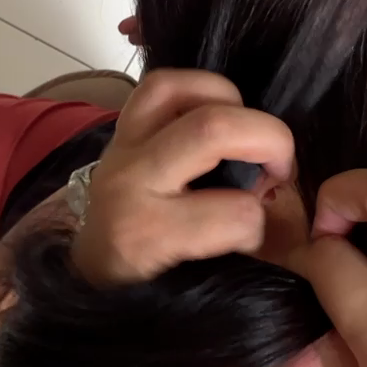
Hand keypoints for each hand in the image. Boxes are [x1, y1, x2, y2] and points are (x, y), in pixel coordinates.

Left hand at [71, 69, 294, 285]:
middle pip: (211, 129)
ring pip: (181, 89)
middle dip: (270, 137)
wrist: (86, 266)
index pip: (235, 213)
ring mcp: (122, 146)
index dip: (261, 222)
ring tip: (246, 131)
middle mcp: (131, 180)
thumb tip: (272, 204)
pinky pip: (161, 84)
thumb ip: (233, 247)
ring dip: (232, 101)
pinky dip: (199, 88)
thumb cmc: (142, 281)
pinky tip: (218, 114)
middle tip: (280, 164)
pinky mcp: (119, 127)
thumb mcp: (188, 282)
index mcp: (148, 233)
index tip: (254, 234)